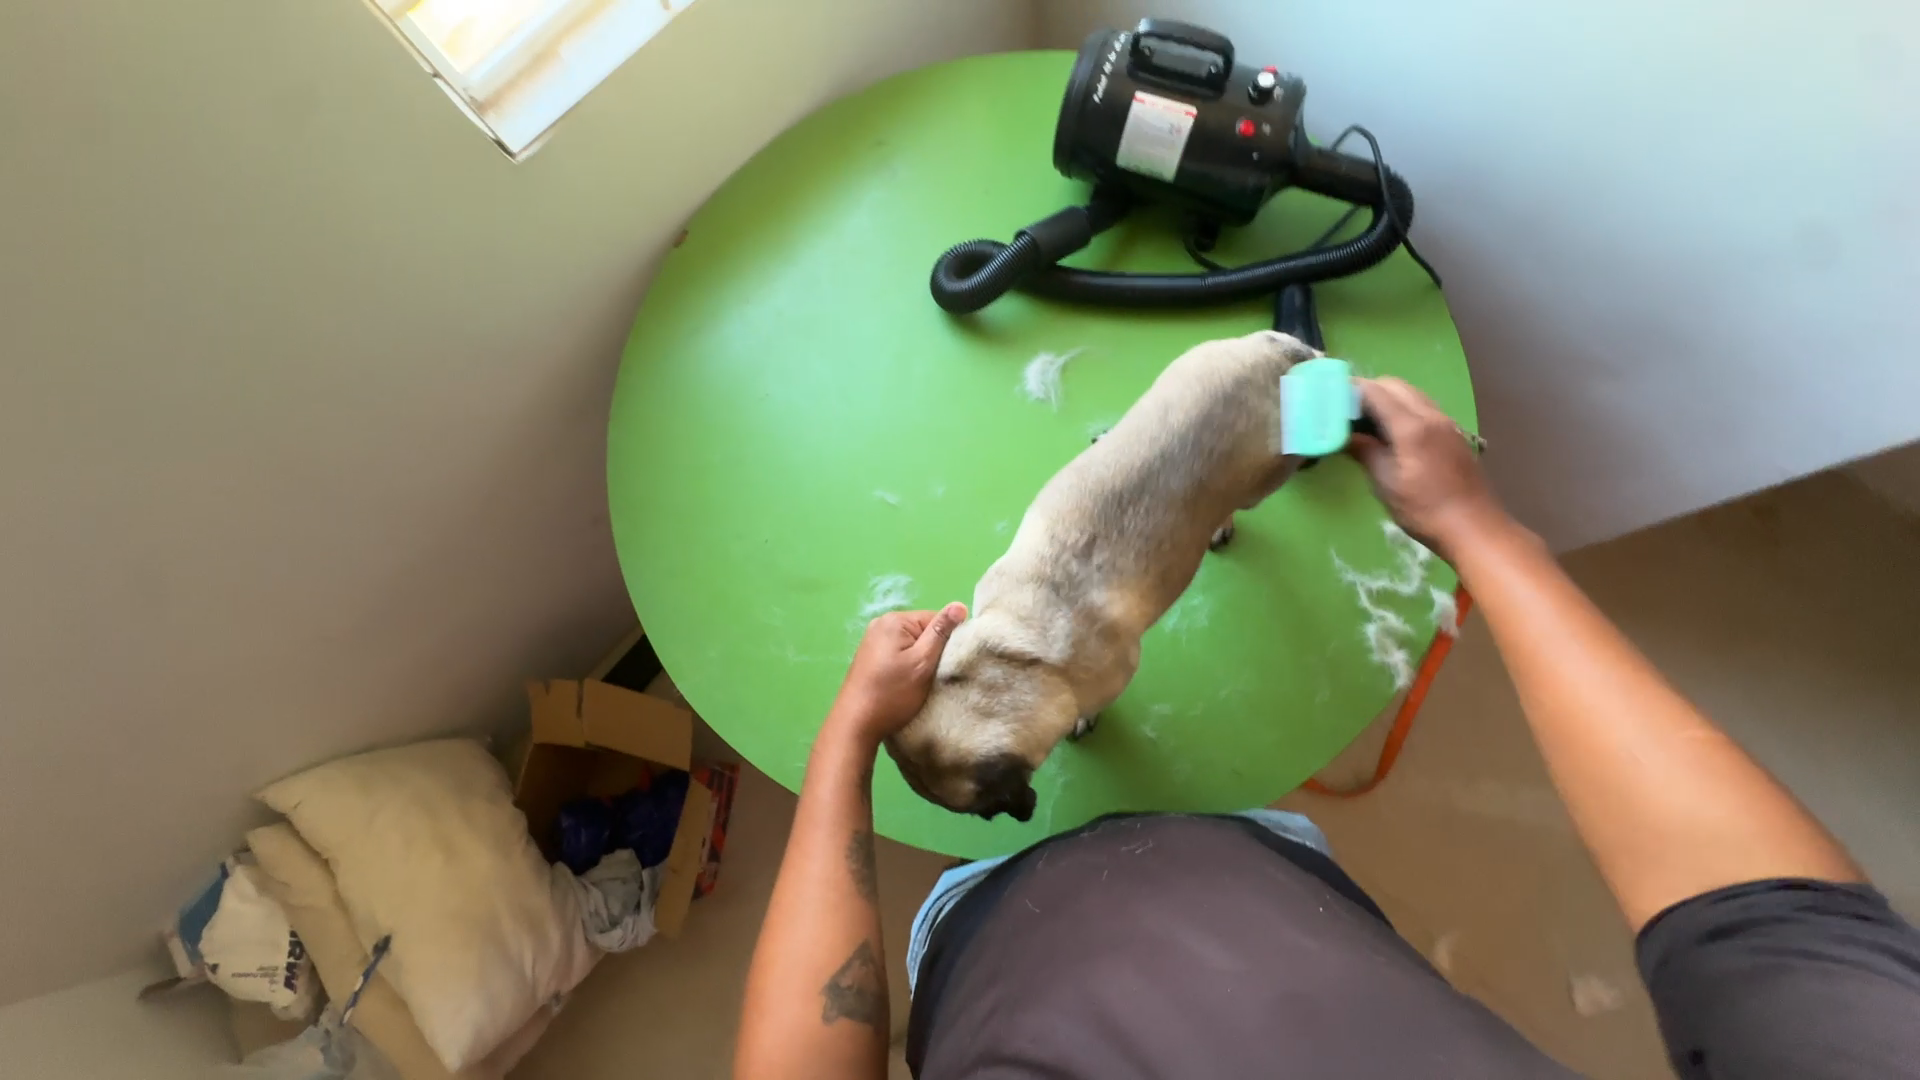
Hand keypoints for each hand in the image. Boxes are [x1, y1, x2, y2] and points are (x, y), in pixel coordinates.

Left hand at [825, 603, 967, 749]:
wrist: (855, 724)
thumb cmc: (892, 693)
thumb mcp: (922, 662)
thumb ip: (941, 632)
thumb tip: (959, 605)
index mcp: (894, 620)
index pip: (936, 619)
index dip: (947, 641)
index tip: (948, 664)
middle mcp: (881, 623)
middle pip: (923, 630)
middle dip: (932, 651)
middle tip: (934, 675)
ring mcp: (873, 640)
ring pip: (912, 643)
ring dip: (920, 660)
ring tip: (920, 680)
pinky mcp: (870, 656)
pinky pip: (899, 652)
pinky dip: (907, 665)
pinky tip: (905, 682)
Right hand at [1348, 377, 1508, 560]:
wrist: (1474, 528)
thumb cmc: (1424, 509)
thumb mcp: (1385, 483)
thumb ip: (1364, 451)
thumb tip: (1343, 435)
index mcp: (1412, 427)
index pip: (1376, 393)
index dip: (1351, 390)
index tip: (1328, 397)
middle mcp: (1432, 416)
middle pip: (1395, 386)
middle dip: (1367, 391)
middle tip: (1342, 411)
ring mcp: (1446, 424)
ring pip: (1410, 394)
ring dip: (1384, 399)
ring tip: (1361, 422)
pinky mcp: (1451, 434)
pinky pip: (1421, 408)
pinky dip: (1400, 409)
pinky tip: (1387, 433)